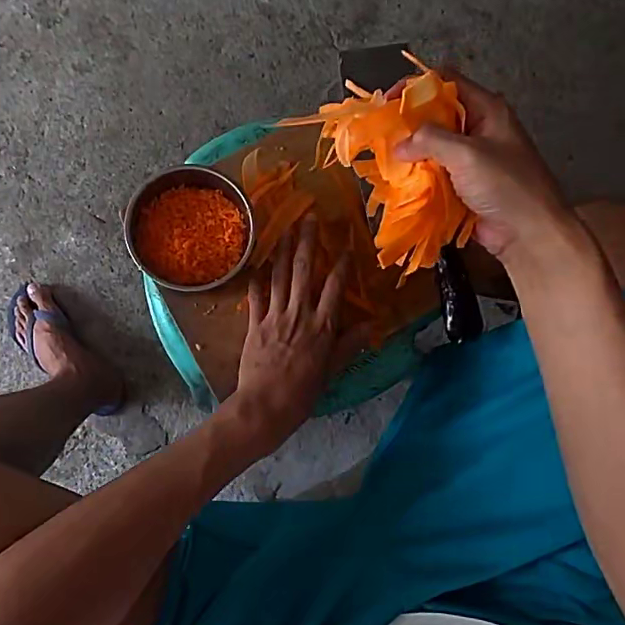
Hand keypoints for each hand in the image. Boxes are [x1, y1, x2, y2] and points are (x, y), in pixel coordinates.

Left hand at [224, 220, 353, 454]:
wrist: (265, 407)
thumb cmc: (303, 393)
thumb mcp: (331, 370)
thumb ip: (348, 345)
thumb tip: (371, 325)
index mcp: (322, 326)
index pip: (335, 286)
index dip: (341, 263)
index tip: (346, 245)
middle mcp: (299, 314)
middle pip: (304, 270)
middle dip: (308, 241)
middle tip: (309, 218)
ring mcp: (274, 317)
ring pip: (279, 276)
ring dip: (282, 250)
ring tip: (284, 229)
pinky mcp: (254, 324)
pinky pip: (256, 296)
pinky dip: (257, 278)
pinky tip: (258, 262)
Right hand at [392, 73, 579, 269]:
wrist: (529, 233)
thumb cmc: (506, 186)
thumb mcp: (467, 154)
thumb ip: (430, 140)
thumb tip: (399, 145)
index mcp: (487, 110)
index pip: (447, 82)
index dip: (416, 86)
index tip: (388, 101)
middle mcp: (479, 129)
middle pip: (437, 114)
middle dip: (409, 122)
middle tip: (383, 133)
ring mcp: (472, 158)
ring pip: (434, 146)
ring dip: (412, 152)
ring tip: (386, 158)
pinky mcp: (465, 185)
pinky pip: (436, 173)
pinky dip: (419, 175)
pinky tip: (400, 180)